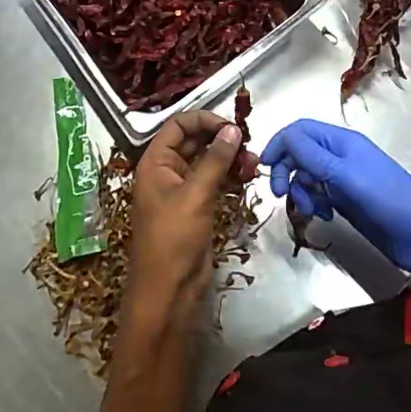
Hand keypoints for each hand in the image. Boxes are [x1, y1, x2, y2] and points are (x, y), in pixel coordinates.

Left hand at [125, 111, 254, 324]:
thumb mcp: (195, 195)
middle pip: (195, 142)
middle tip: (250, 147)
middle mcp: (166, 171)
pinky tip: (248, 177)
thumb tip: (233, 129)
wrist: (169, 290)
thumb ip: (215, 160)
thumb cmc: (174, 238)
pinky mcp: (197, 207)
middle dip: (222, 140)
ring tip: (255, 164)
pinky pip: (214, 182)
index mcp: (155, 162)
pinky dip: (230, 177)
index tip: (233, 127)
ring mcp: (182, 190)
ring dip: (230, 159)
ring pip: (208, 162)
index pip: (178, 125)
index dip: (205, 121)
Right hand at [263, 119, 410, 302]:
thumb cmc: (388, 202)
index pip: (298, 131)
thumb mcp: (344, 176)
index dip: (278, 144)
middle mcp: (340, 155)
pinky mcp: (346, 199)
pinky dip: (314, 202)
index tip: (264, 167)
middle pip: (299, 152)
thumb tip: (283, 139)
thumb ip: (311, 155)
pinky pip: (318, 193)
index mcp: (341, 141)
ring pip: (306, 175)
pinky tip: (322, 215)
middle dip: (286, 170)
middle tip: (280, 193)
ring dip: (300, 190)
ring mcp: (344, 178)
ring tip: (310, 210)